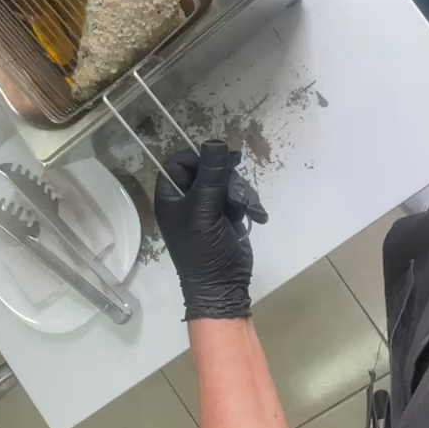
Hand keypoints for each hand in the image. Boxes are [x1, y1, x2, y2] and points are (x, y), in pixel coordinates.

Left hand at [154, 141, 266, 319]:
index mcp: (171, 196)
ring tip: (246, 210)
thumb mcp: (204, 209)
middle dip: (228, 180)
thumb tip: (215, 142)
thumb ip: (210, 174)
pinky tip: (257, 216)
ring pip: (229, 182)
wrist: (223, 285)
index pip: (179, 162)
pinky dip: (250, 204)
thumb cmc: (204, 250)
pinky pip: (240, 196)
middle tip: (236, 195)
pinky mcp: (228, 214)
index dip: (198, 158)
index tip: (219, 160)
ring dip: (242, 194)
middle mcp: (188, 198)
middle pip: (210, 169)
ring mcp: (210, 206)